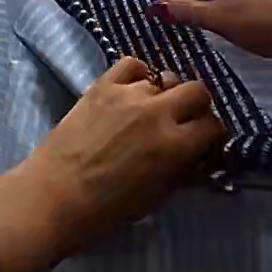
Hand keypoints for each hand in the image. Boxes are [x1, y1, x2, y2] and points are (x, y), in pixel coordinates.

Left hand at [0, 56, 224, 271]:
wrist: (57, 192)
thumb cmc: (109, 207)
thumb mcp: (159, 195)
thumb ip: (183, 167)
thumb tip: (197, 153)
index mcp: (176, 145)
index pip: (214, 125)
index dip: (212, 134)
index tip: (204, 142)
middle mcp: (157, 112)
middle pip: (197, 90)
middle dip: (197, 106)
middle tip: (185, 121)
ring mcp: (127, 93)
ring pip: (164, 77)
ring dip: (165, 92)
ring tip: (153, 108)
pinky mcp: (101, 84)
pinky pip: (131, 64)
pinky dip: (138, 74)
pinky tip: (133, 89)